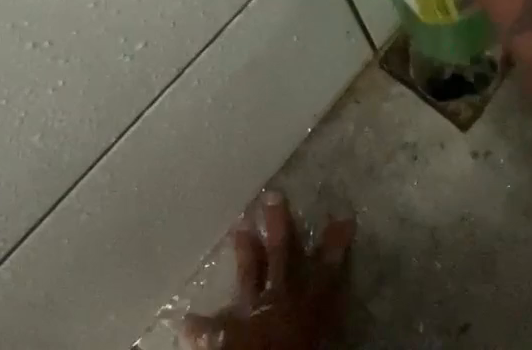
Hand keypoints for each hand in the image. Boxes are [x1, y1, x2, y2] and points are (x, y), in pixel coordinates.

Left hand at [179, 194, 353, 349]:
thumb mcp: (322, 339)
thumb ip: (326, 318)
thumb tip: (334, 301)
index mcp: (307, 303)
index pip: (326, 268)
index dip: (335, 243)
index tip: (343, 217)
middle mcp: (279, 298)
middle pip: (280, 255)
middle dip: (278, 225)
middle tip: (272, 195)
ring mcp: (249, 311)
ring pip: (248, 275)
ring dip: (245, 251)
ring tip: (240, 226)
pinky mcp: (224, 333)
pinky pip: (208, 328)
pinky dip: (198, 325)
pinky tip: (187, 319)